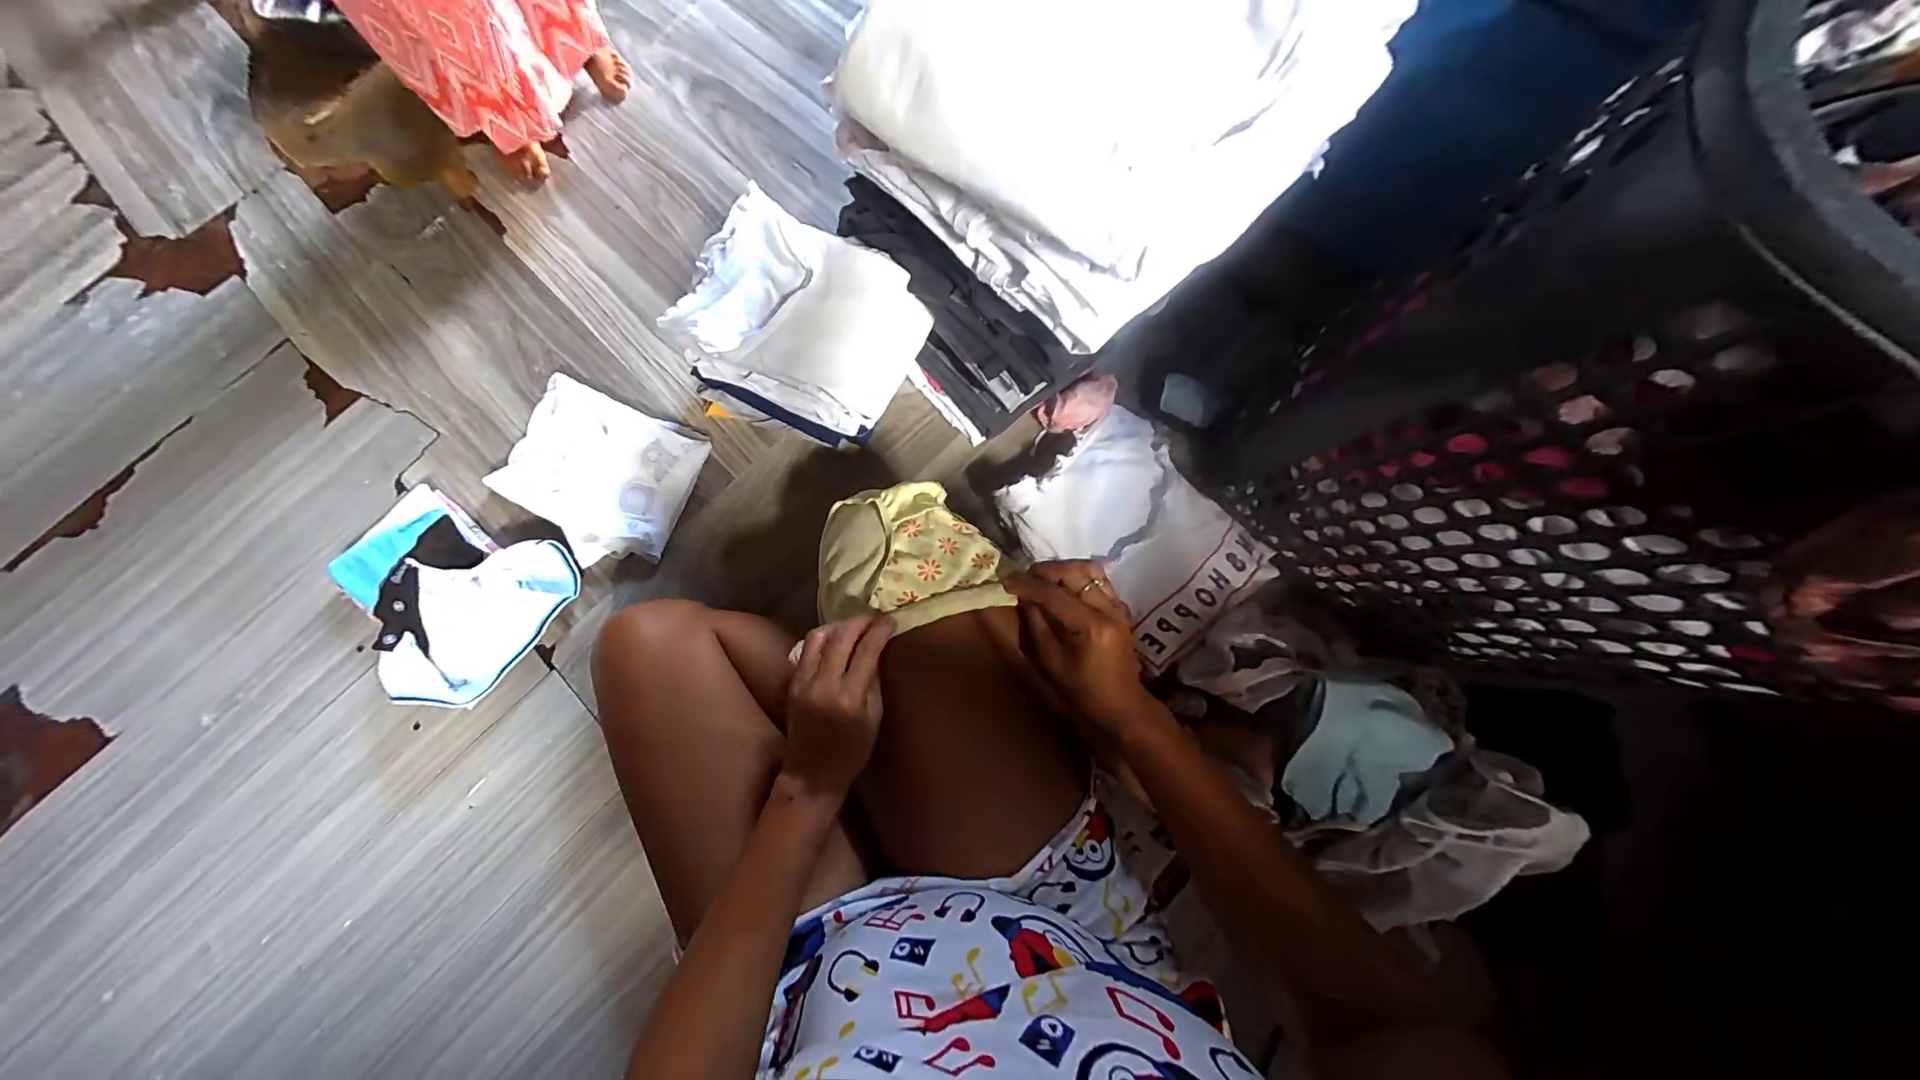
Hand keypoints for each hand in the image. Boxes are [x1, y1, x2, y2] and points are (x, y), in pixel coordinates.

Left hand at [781, 616, 893, 797]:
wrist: (811, 774)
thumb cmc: (852, 752)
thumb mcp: (873, 719)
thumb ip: (874, 682)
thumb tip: (877, 650)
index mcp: (849, 699)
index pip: (867, 651)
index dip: (879, 631)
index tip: (890, 620)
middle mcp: (824, 686)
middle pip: (842, 637)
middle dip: (860, 622)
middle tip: (874, 617)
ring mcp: (803, 683)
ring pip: (819, 637)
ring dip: (838, 626)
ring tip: (853, 626)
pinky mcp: (792, 684)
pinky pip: (806, 650)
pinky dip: (823, 638)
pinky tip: (835, 639)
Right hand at [1003, 561, 1153, 734]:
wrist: (1122, 704)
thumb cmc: (1083, 691)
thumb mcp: (1051, 663)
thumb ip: (1036, 626)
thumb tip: (1024, 598)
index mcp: (1091, 626)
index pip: (1055, 594)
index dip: (1028, 585)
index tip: (1006, 581)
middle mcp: (1109, 610)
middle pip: (1075, 572)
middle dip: (1045, 570)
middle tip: (1024, 577)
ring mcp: (1118, 607)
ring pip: (1090, 570)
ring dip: (1063, 569)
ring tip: (1042, 578)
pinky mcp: (1121, 608)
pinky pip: (1099, 580)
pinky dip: (1078, 577)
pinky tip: (1063, 586)